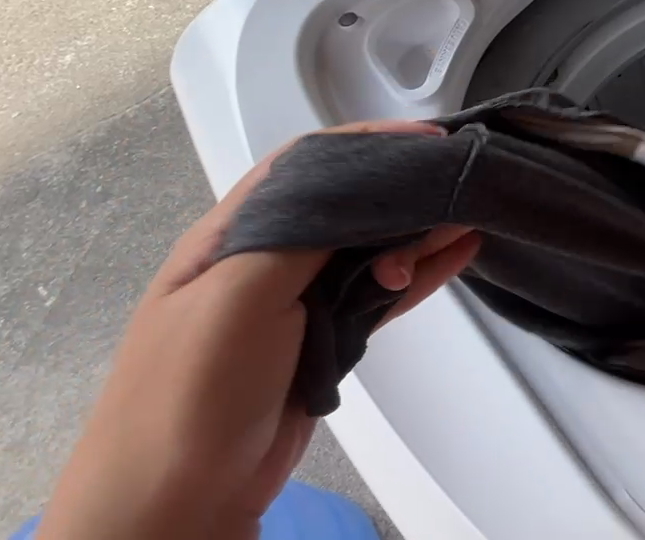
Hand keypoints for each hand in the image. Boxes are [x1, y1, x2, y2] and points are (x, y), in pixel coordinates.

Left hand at [38, 121, 480, 539]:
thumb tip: (376, 189)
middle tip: (458, 187)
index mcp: (236, 235)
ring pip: (377, 246)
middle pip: (353, 203)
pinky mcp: (331, 335)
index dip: (370, 144)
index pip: (310, 164)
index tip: (429, 140)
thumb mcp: (239, 295)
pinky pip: (388, 289)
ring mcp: (302, 298)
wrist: (174, 507)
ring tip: (470, 219)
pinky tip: (463, 252)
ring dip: (423, 231)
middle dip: (406, 190)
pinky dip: (426, 269)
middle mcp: (272, 258)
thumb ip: (305, 233)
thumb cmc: (191, 393)